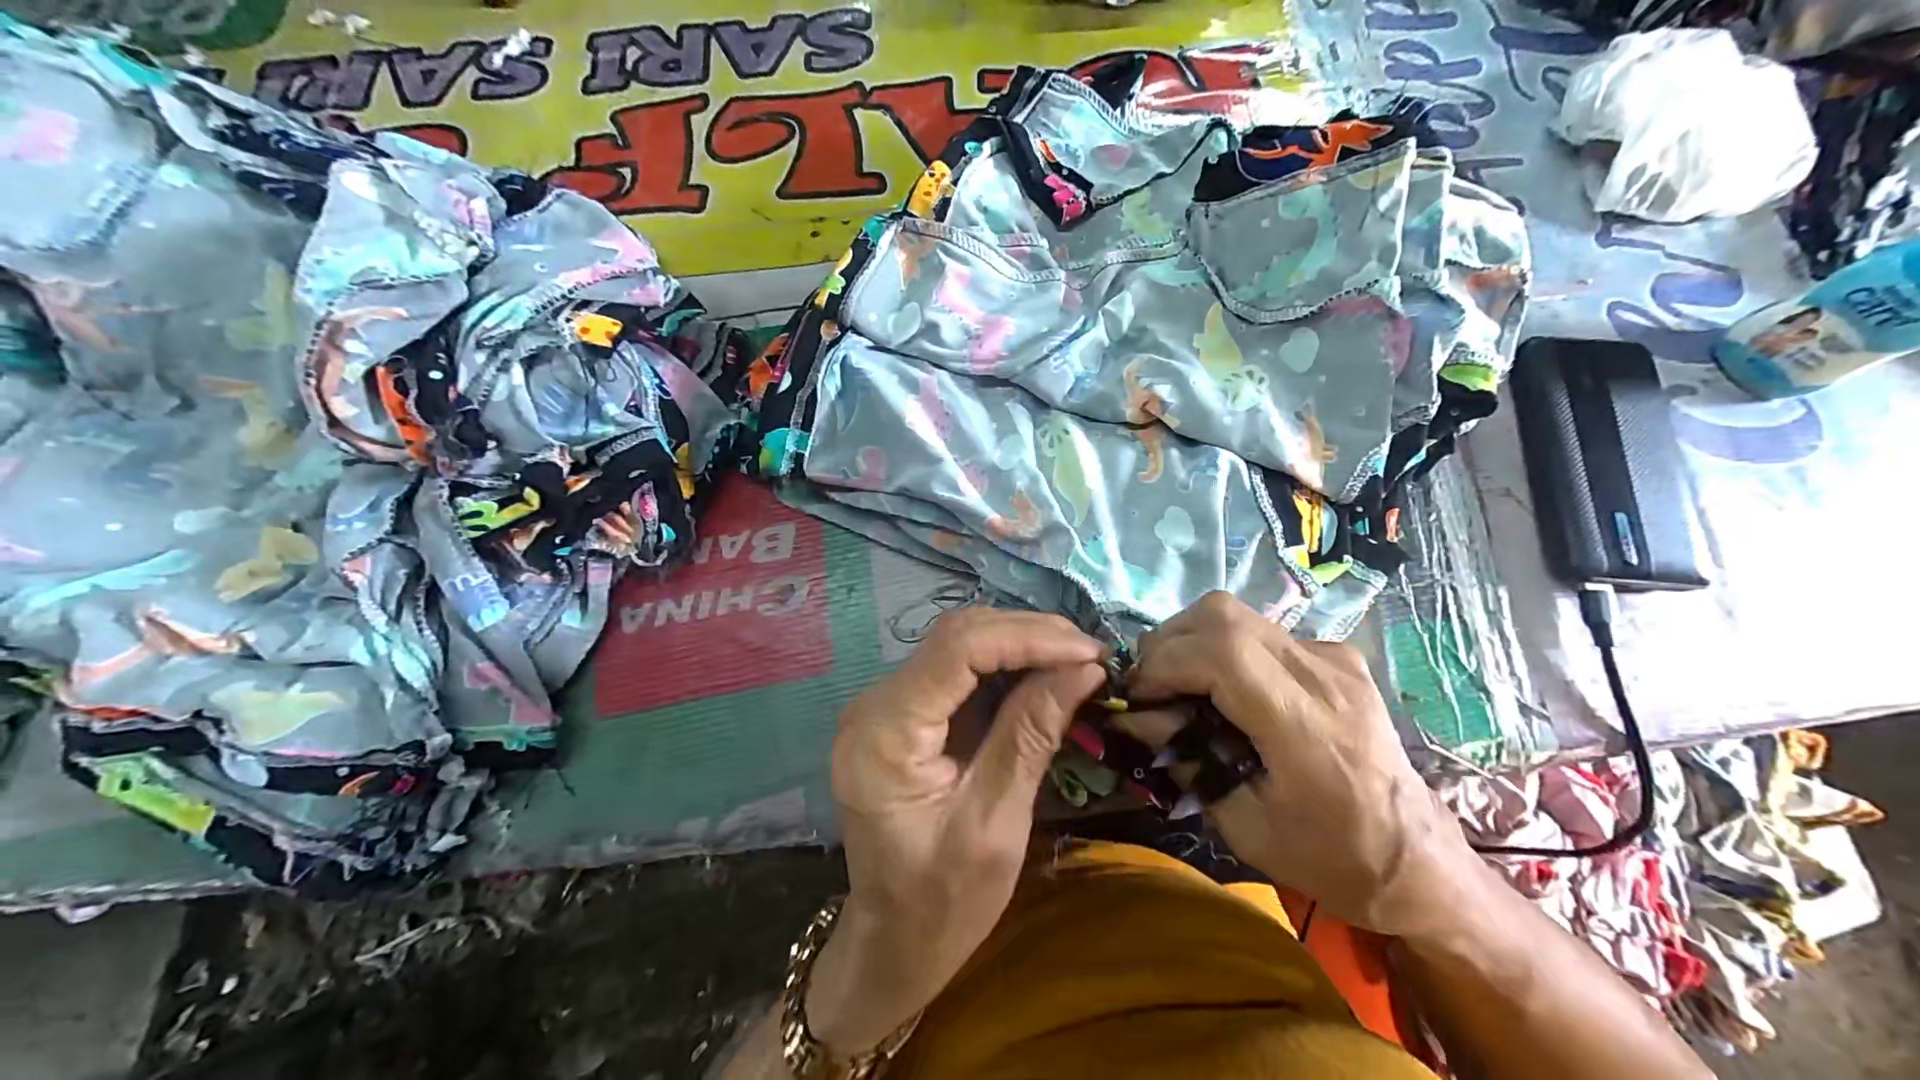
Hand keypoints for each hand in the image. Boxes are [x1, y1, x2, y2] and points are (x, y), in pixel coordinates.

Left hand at [806, 609, 1105, 1053]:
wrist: (893, 939)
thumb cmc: (943, 901)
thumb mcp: (996, 822)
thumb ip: (1031, 734)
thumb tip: (1085, 667)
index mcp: (885, 733)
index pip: (957, 650)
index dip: (1028, 639)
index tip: (1090, 653)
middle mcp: (874, 704)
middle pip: (955, 636)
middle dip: (1027, 635)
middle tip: (1091, 653)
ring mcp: (883, 706)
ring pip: (956, 645)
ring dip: (1018, 644)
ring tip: (1076, 659)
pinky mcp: (900, 715)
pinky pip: (954, 671)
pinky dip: (1002, 666)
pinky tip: (1041, 674)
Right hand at [1122, 593, 1476, 938]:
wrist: (1418, 861)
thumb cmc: (1329, 857)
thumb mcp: (1243, 824)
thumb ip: (1185, 760)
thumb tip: (1133, 717)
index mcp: (1305, 725)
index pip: (1220, 651)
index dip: (1163, 663)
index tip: (1139, 698)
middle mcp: (1323, 674)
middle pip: (1222, 614)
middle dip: (1168, 642)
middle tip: (1151, 686)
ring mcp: (1335, 658)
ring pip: (1238, 614)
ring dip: (1192, 641)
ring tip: (1179, 685)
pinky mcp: (1339, 657)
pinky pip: (1262, 632)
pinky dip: (1224, 649)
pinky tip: (1226, 691)